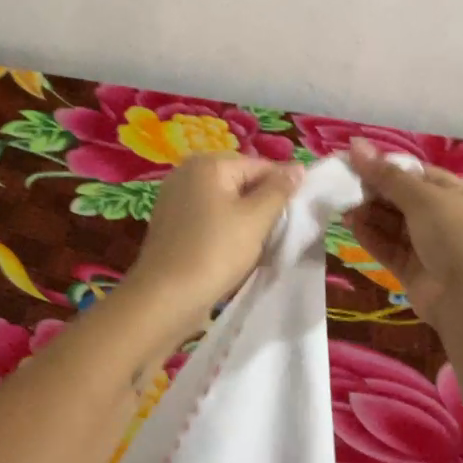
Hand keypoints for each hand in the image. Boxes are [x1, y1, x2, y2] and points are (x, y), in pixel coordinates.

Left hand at [120, 153, 303, 340]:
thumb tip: (298, 167)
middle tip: (278, 232)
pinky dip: (224, 231)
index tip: (296, 215)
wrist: (165, 298)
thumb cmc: (215, 252)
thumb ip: (279, 189)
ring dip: (245, 221)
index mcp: (207, 164)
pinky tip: (232, 252)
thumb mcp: (256, 219)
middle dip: (262, 205)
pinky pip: (208, 218)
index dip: (282, 188)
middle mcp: (186, 173)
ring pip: (225, 203)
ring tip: (257, 245)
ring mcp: (174, 199)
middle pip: (240, 182)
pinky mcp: (170, 224)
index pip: (259, 166)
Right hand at [345, 138, 462, 329]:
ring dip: (368, 214)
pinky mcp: (414, 270)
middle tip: (342, 186)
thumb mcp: (423, 198)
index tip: (354, 163)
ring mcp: (429, 246)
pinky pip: (389, 248)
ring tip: (342, 206)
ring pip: (393, 224)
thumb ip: (386, 175)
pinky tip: (351, 226)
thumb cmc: (455, 235)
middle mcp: (444, 217)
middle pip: (402, 199)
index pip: (416, 173)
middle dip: (374, 192)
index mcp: (457, 193)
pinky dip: (371, 237)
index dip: (386, 167)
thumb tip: (355, 144)